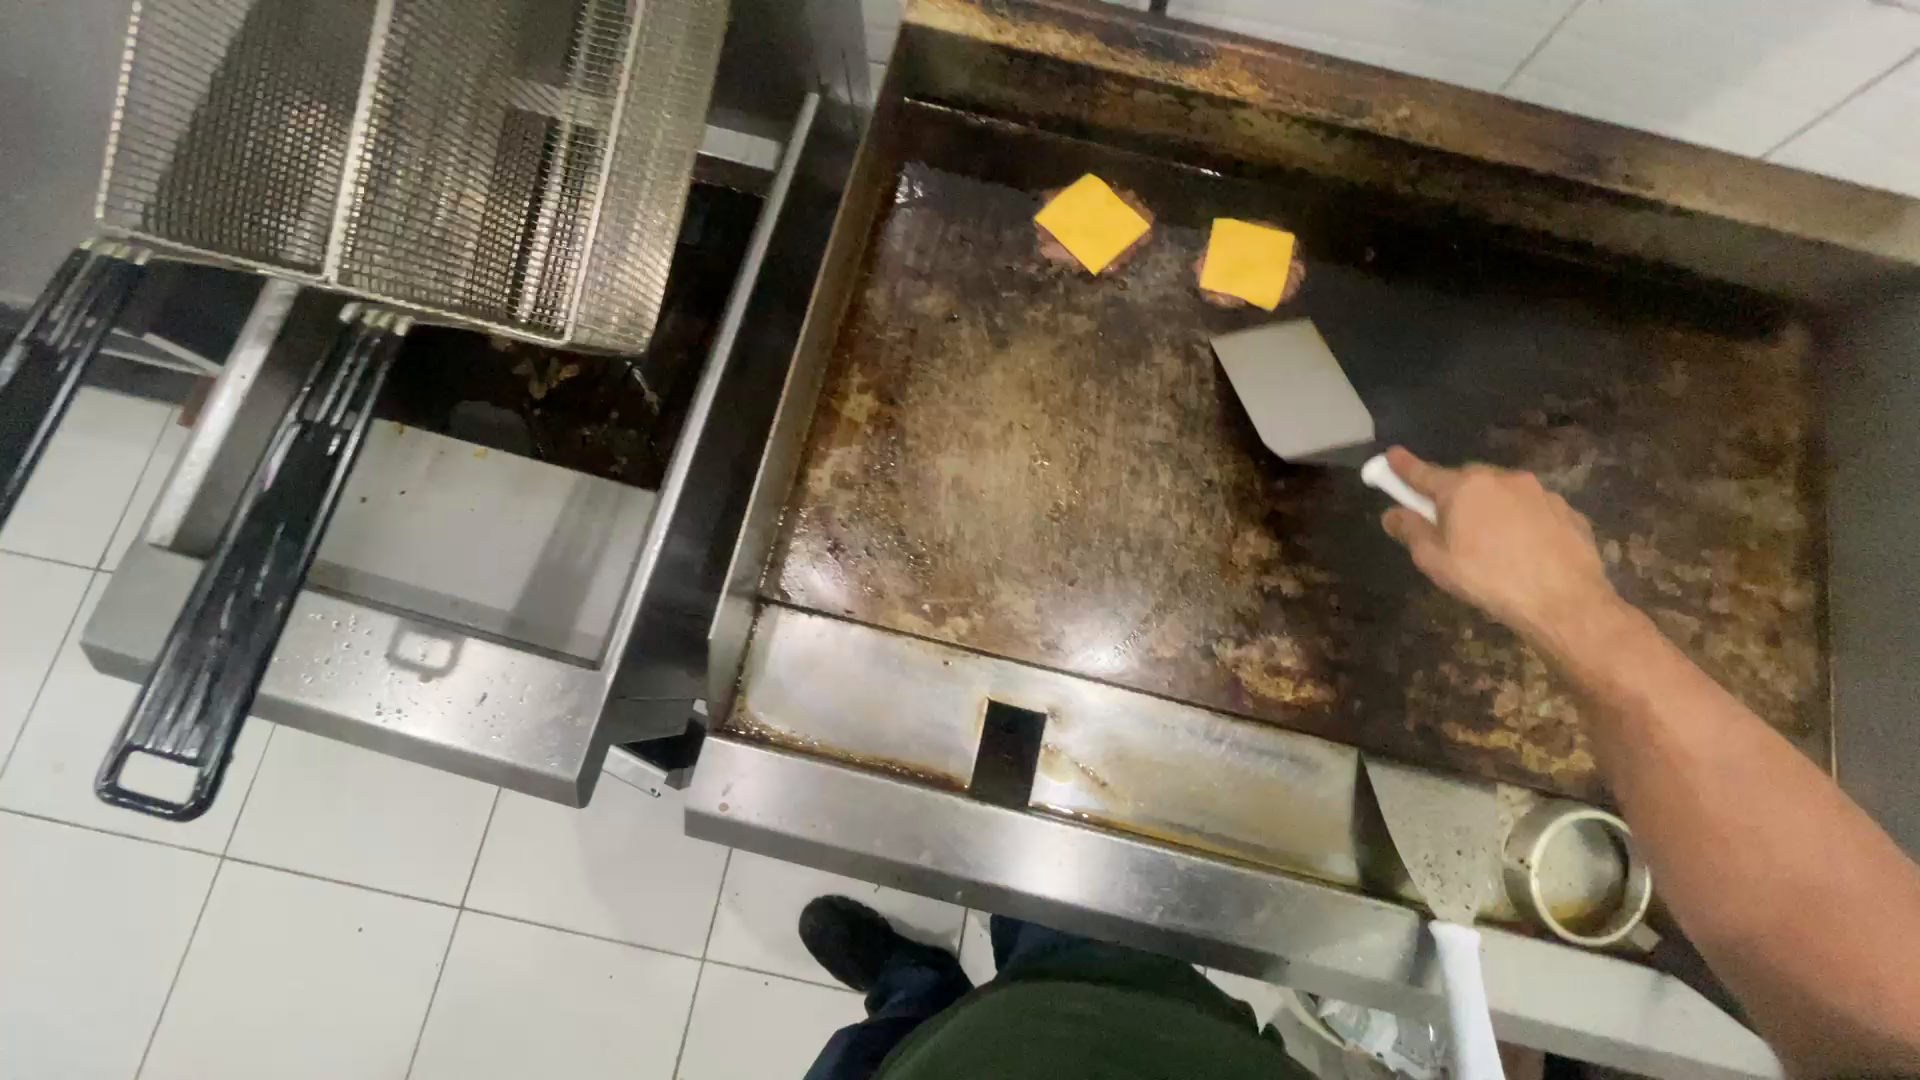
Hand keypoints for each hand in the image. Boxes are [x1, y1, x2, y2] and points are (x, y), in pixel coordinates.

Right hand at [1379, 446, 1619, 640]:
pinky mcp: (1566, 510)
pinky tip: (1521, 548)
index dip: (1403, 466)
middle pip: (1465, 480)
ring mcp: (1538, 492)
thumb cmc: (1486, 577)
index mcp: (1463, 488)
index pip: (1423, 473)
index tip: (1391, 455)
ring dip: (1487, 507)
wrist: (1564, 599)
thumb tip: (1392, 513)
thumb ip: (1410, 531)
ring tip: (1488, 543)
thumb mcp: (1433, 559)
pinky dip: (1518, 520)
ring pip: (1500, 493)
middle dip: (1452, 494)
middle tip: (1445, 523)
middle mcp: (1501, 479)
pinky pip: (1530, 508)